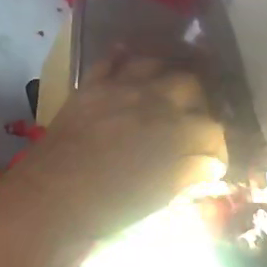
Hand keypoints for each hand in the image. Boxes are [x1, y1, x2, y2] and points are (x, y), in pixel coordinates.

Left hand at [3, 58, 226, 242]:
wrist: (48, 198)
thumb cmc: (107, 207)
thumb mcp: (156, 197)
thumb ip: (186, 174)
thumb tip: (210, 164)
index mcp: (175, 133)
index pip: (211, 130)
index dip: (217, 147)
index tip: (214, 162)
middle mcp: (153, 100)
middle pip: (190, 86)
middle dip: (199, 104)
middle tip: (194, 123)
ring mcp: (119, 88)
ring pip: (156, 64)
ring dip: (168, 75)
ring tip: (170, 91)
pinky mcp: (90, 87)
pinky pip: (112, 60)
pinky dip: (125, 59)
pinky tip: (131, 63)